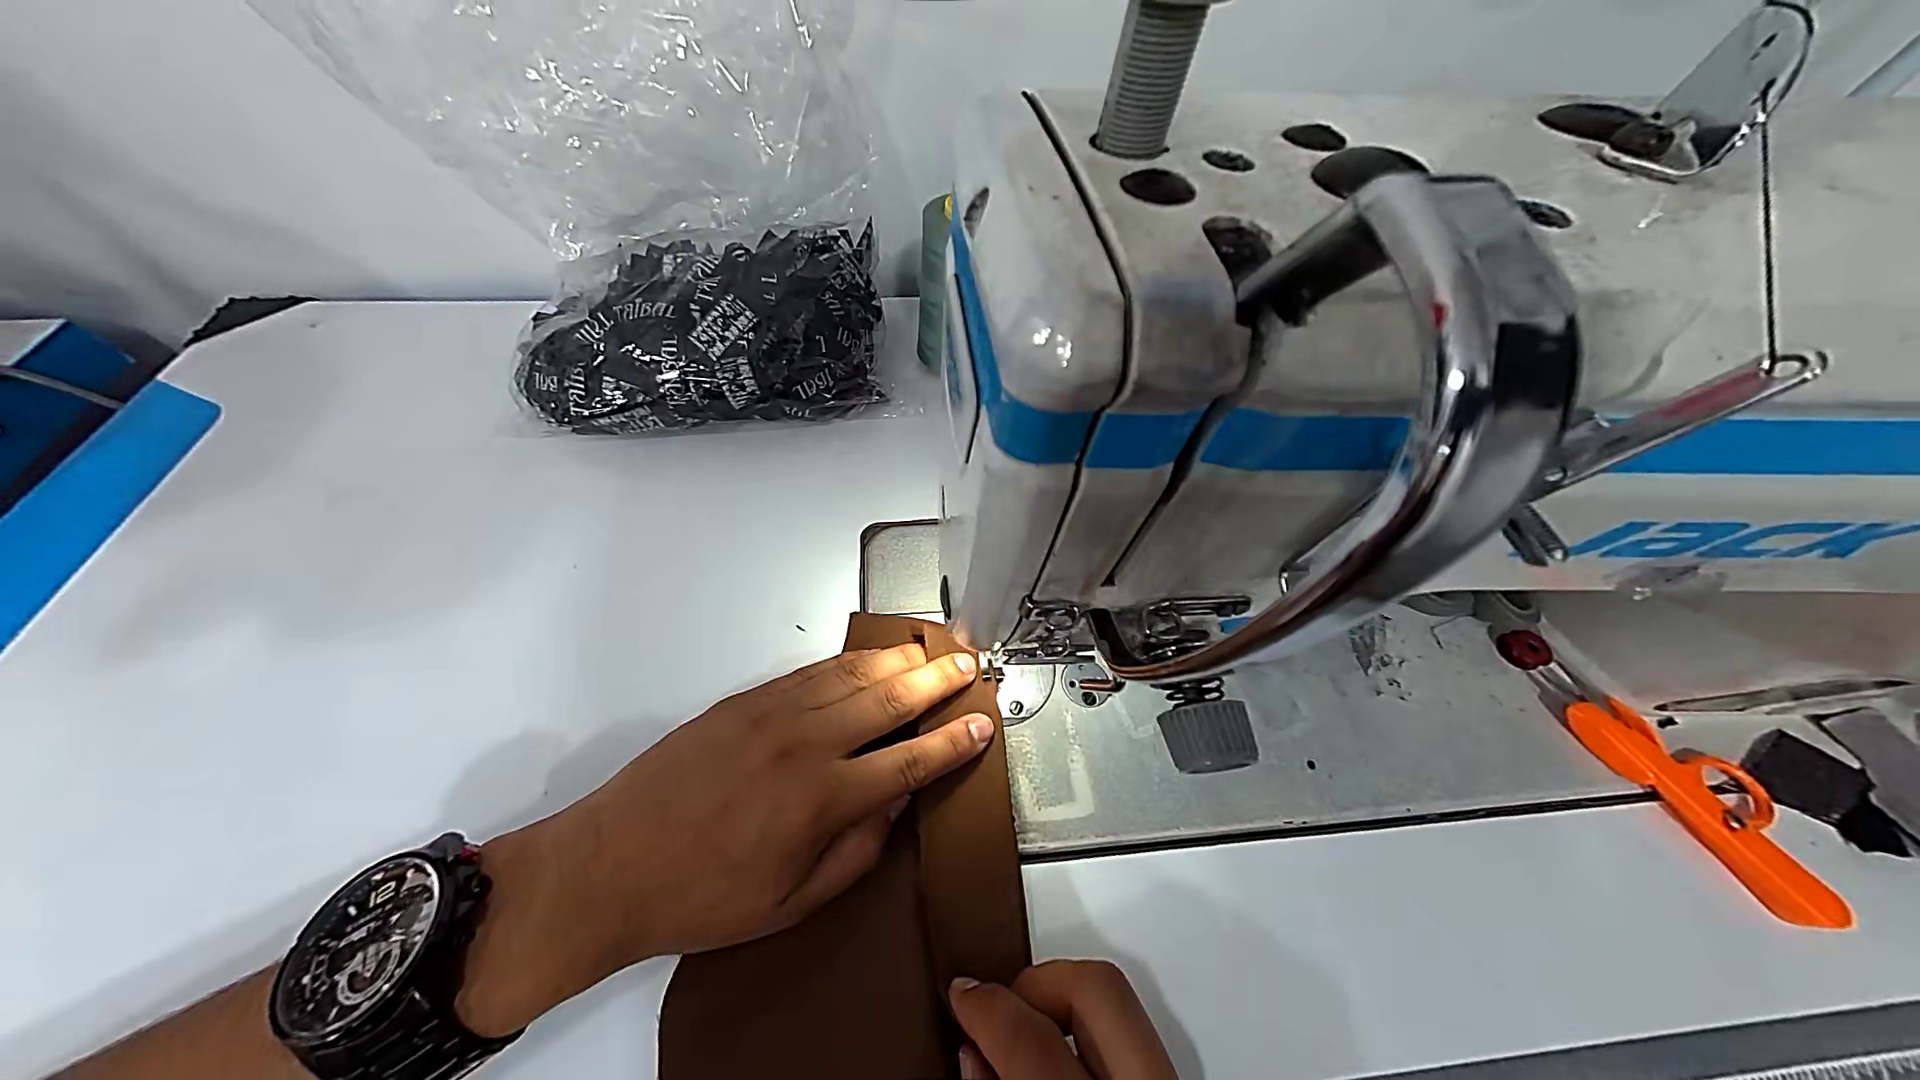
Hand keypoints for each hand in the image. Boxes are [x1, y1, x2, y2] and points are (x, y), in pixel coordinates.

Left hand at [455, 643, 993, 1034]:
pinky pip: (810, 670)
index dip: (952, 742)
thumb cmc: (699, 895)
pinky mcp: (744, 700)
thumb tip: (893, 804)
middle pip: (890, 698)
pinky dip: (848, 660)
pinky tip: (868, 657)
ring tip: (929, 647)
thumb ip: (856, 850)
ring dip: (898, 658)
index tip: (980, 725)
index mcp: (821, 800)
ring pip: (853, 672)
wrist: (607, 865)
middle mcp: (804, 745)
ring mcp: (771, 713)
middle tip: (967, 663)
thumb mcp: (791, 902)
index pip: (909, 761)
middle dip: (936, 678)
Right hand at [949, 961, 1180, 1079]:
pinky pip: (1137, 1030)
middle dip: (1037, 980)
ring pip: (1121, 999)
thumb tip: (973, 1053)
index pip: (1031, 1038)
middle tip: (1000, 1002)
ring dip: (1068, 998)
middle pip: (1096, 987)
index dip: (984, 1007)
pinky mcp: (1181, 1079)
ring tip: (1034, 1027)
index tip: (963, 995)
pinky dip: (1098, 1027)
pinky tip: (1072, 1049)